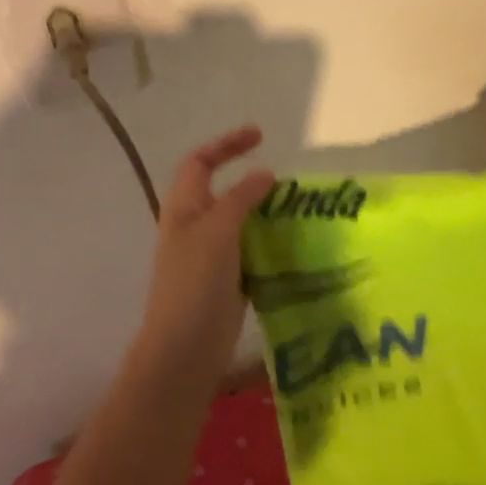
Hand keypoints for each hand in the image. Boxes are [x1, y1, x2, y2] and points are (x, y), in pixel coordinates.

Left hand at [134, 125, 276, 383]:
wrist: (184, 349)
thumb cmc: (195, 284)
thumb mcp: (217, 232)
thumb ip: (240, 199)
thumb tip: (264, 174)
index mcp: (183, 209)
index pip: (200, 163)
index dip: (226, 144)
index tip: (260, 136)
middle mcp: (194, 229)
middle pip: (221, 193)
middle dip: (252, 182)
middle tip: (290, 183)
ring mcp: (210, 259)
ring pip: (240, 226)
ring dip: (267, 216)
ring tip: (302, 214)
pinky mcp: (227, 285)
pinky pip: (251, 256)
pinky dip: (270, 248)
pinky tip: (296, 250)